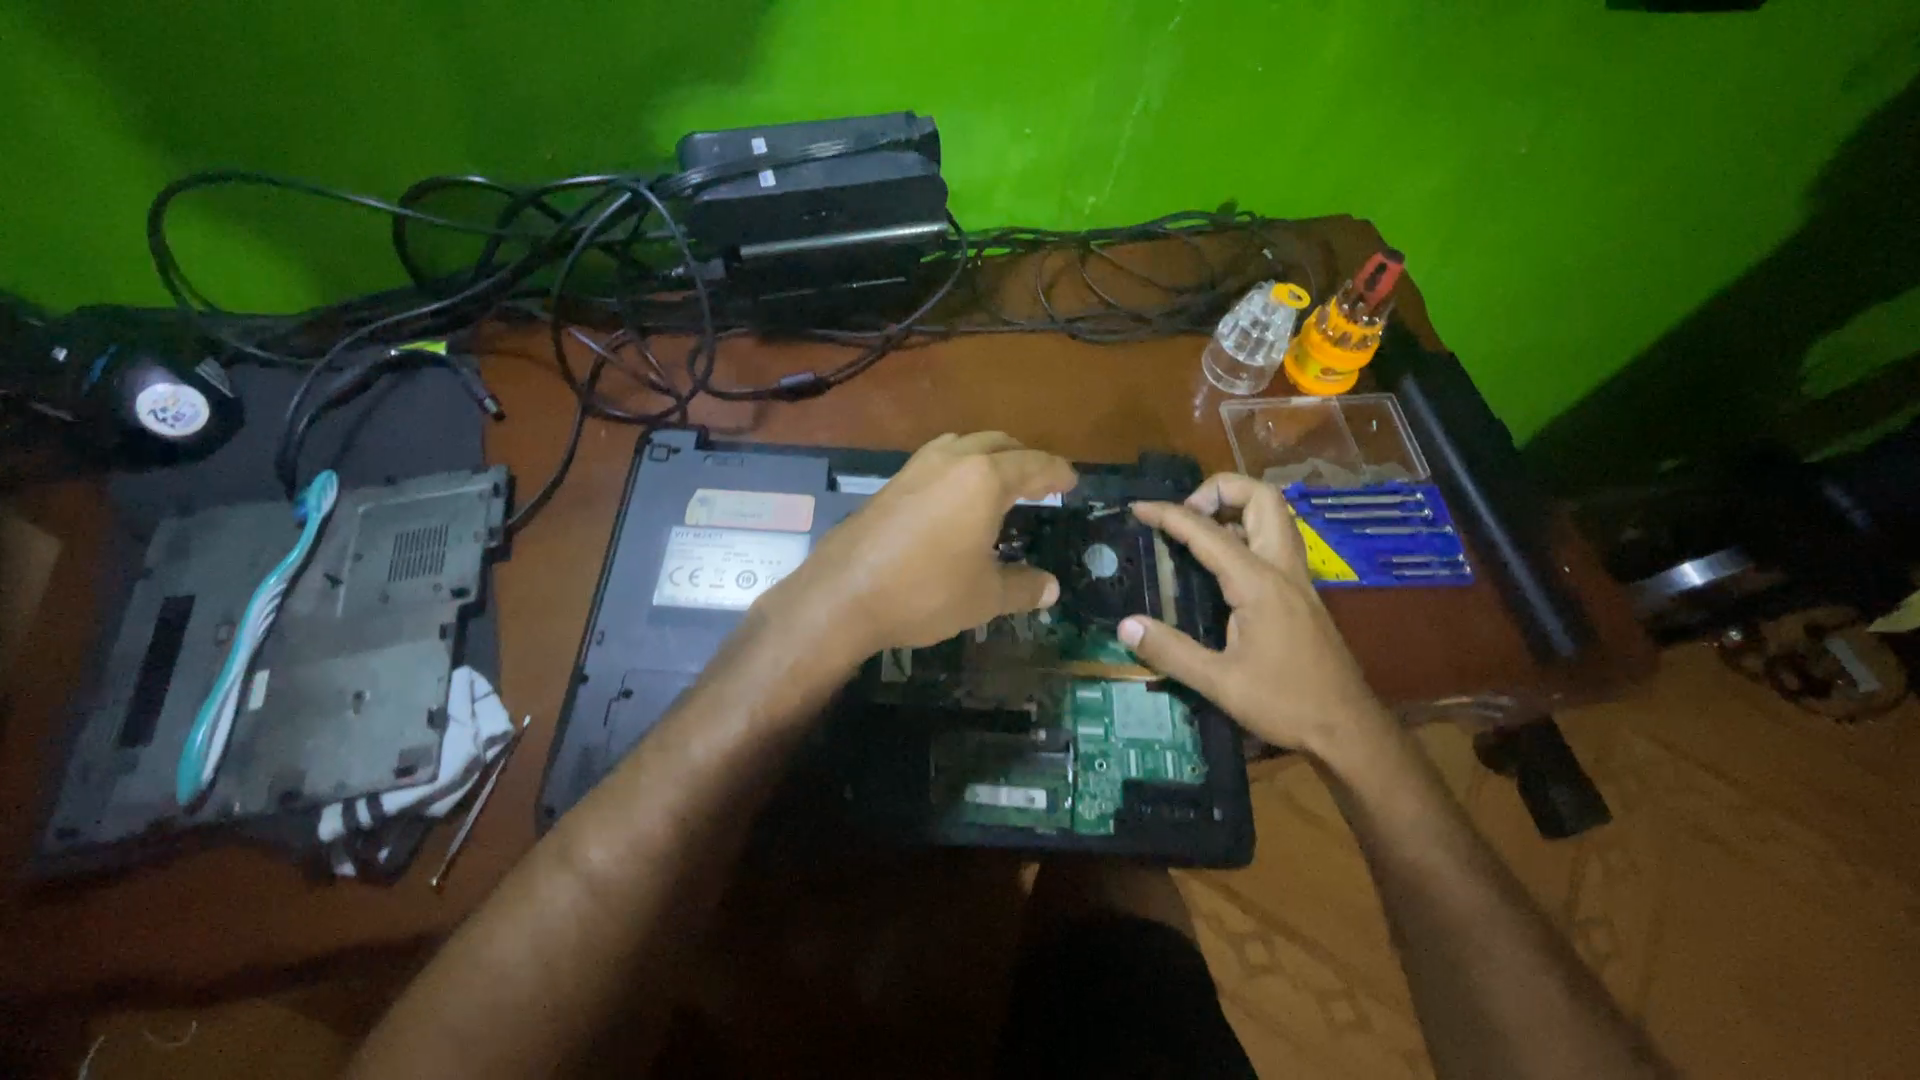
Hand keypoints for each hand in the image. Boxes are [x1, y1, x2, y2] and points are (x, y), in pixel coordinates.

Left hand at [773, 432, 1076, 659]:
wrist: (844, 594)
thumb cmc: (926, 592)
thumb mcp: (984, 596)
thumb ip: (1023, 587)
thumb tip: (1051, 588)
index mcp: (985, 479)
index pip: (1033, 465)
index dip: (1056, 473)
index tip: (1071, 481)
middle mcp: (952, 460)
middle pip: (998, 443)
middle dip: (1024, 458)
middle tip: (1040, 481)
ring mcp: (916, 468)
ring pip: (963, 446)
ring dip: (988, 457)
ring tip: (1000, 483)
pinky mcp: (891, 484)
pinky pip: (938, 462)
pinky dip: (960, 469)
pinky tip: (956, 499)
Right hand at [1117, 473, 1391, 757]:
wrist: (1347, 728)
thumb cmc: (1285, 703)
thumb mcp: (1220, 684)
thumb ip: (1171, 652)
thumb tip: (1125, 625)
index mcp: (1258, 583)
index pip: (1207, 532)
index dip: (1169, 514)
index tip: (1138, 509)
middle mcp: (1282, 569)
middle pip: (1262, 497)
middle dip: (1219, 490)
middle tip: (1186, 515)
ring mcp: (1298, 579)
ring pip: (1275, 516)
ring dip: (1237, 507)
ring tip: (1199, 531)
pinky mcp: (1303, 594)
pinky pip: (1276, 542)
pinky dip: (1247, 532)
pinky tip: (1223, 565)